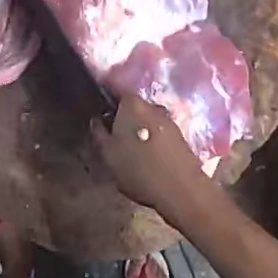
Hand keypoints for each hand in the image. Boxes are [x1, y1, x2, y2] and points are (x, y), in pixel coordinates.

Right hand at [91, 97, 217, 223]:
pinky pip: (158, 130)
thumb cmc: (138, 168)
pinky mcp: (180, 134)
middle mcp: (153, 105)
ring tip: (129, 148)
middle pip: (133, 105)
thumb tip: (96, 119)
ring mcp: (169, 119)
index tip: (99, 108)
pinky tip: (147, 155)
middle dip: (122, 116)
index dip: (106, 97)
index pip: (116, 90)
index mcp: (132, 104)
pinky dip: (150, 137)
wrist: (180, 188)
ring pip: (146, 119)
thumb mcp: (108, 154)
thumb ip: (99, 133)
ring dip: (138, 128)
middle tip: (112, 134)